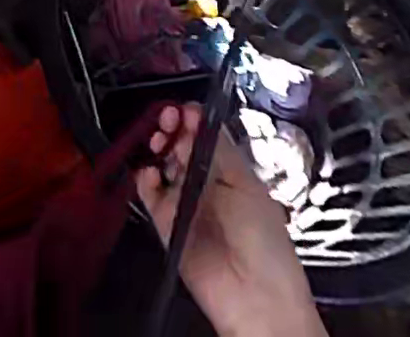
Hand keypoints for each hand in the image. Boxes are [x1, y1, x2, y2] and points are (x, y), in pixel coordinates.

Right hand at [137, 104, 324, 336]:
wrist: (256, 300)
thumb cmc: (264, 241)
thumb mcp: (246, 186)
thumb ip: (218, 150)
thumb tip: (199, 116)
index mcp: (228, 169)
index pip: (204, 133)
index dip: (193, 119)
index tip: (186, 110)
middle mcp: (204, 181)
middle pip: (180, 143)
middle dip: (173, 126)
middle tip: (169, 119)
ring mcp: (184, 200)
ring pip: (162, 162)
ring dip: (158, 145)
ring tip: (159, 141)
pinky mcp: (166, 222)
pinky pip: (148, 193)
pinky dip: (144, 179)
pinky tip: (151, 172)